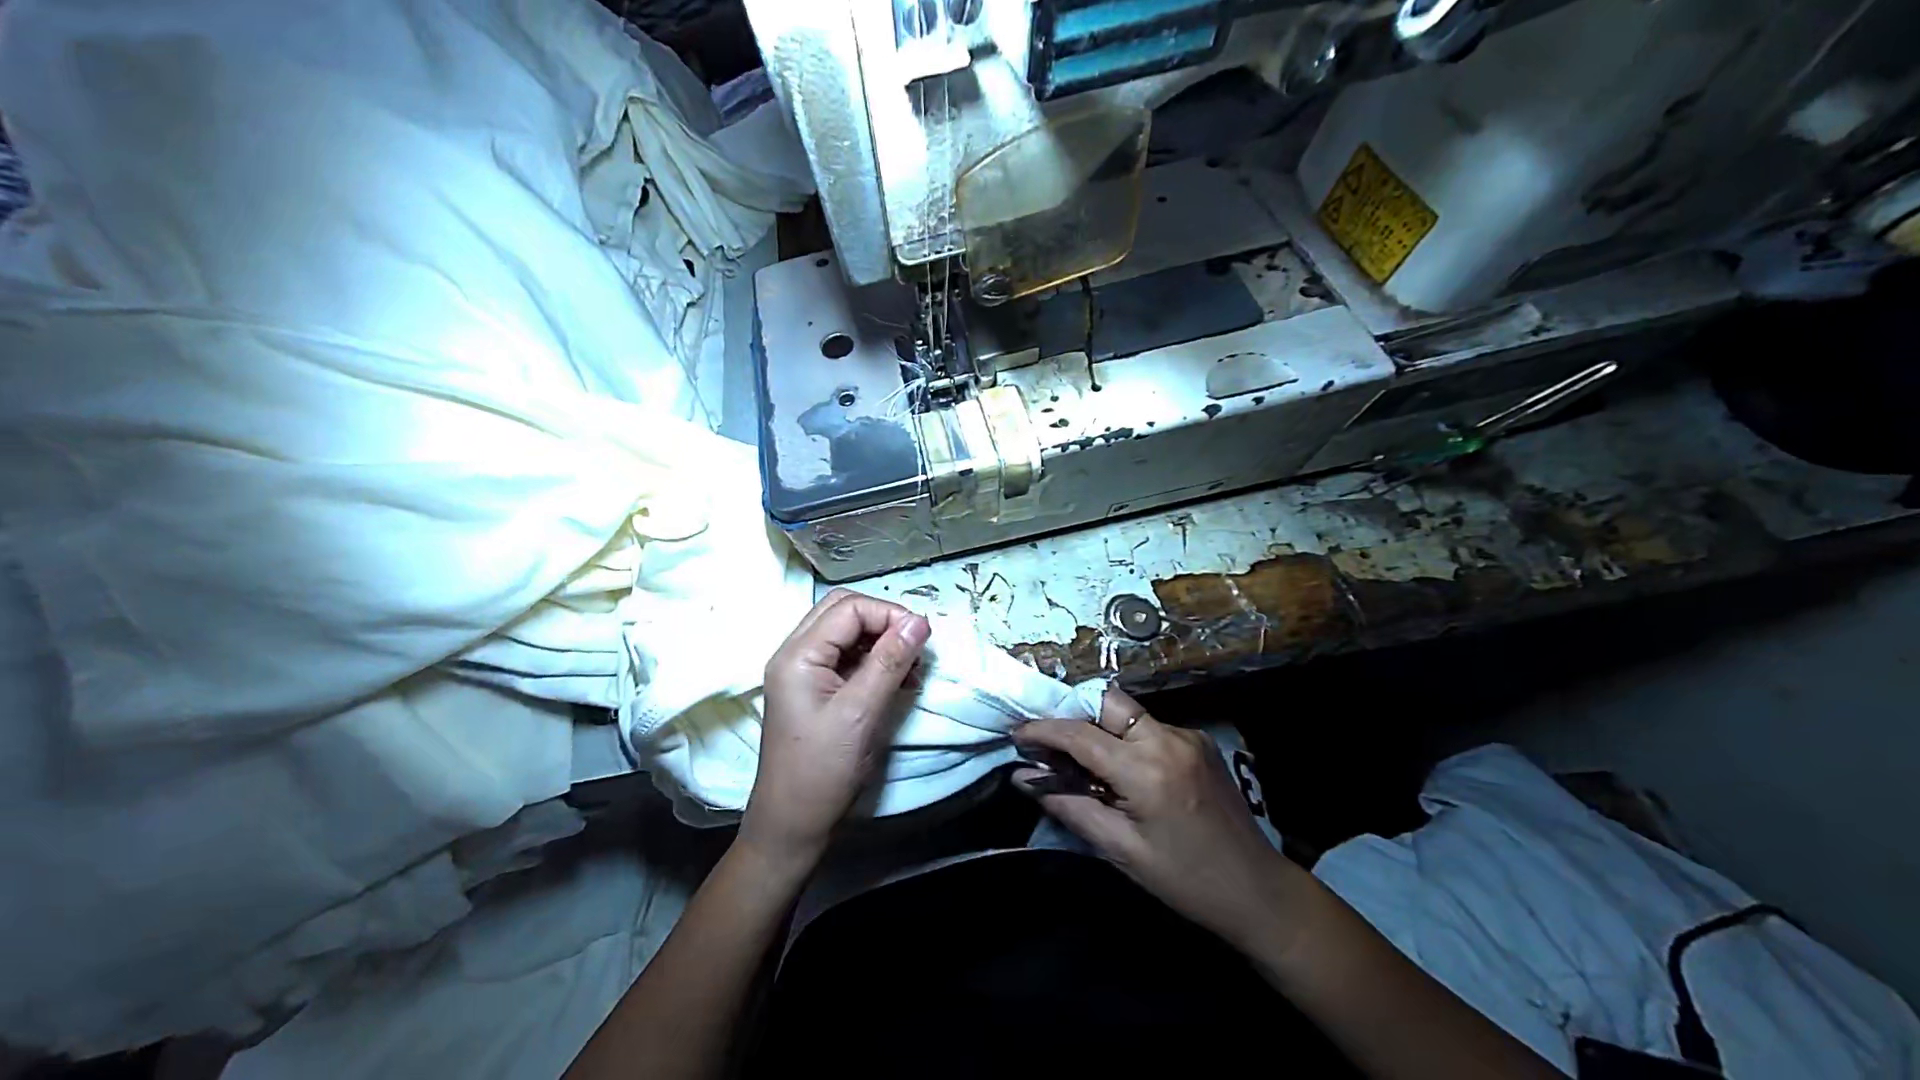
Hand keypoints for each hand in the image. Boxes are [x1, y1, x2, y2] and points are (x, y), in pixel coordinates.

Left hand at [743, 589, 929, 864]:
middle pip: (844, 611)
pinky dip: (875, 660)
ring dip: (882, 641)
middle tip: (914, 647)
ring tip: (910, 669)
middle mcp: (796, 654)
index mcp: (798, 655)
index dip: (888, 614)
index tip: (921, 638)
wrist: (792, 823)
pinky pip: (847, 657)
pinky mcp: (815, 689)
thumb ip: (889, 662)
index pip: (848, 608)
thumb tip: (920, 621)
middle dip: (884, 622)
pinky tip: (897, 680)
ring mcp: (803, 672)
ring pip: (847, 632)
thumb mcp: (861, 713)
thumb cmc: (822, 770)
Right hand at [1013, 689, 1293, 945]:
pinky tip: (1119, 769)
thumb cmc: (1184, 880)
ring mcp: (1188, 736)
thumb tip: (1023, 778)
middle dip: (1073, 714)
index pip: (1081, 734)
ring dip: (1098, 727)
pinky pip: (1149, 727)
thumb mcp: (1119, 850)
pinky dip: (1125, 739)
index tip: (1016, 734)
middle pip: (1107, 702)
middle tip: (1048, 740)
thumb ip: (1068, 806)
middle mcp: (1169, 739)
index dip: (1042, 731)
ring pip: (1128, 712)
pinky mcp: (1200, 741)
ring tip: (1079, 759)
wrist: (1258, 890)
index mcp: (1147, 770)